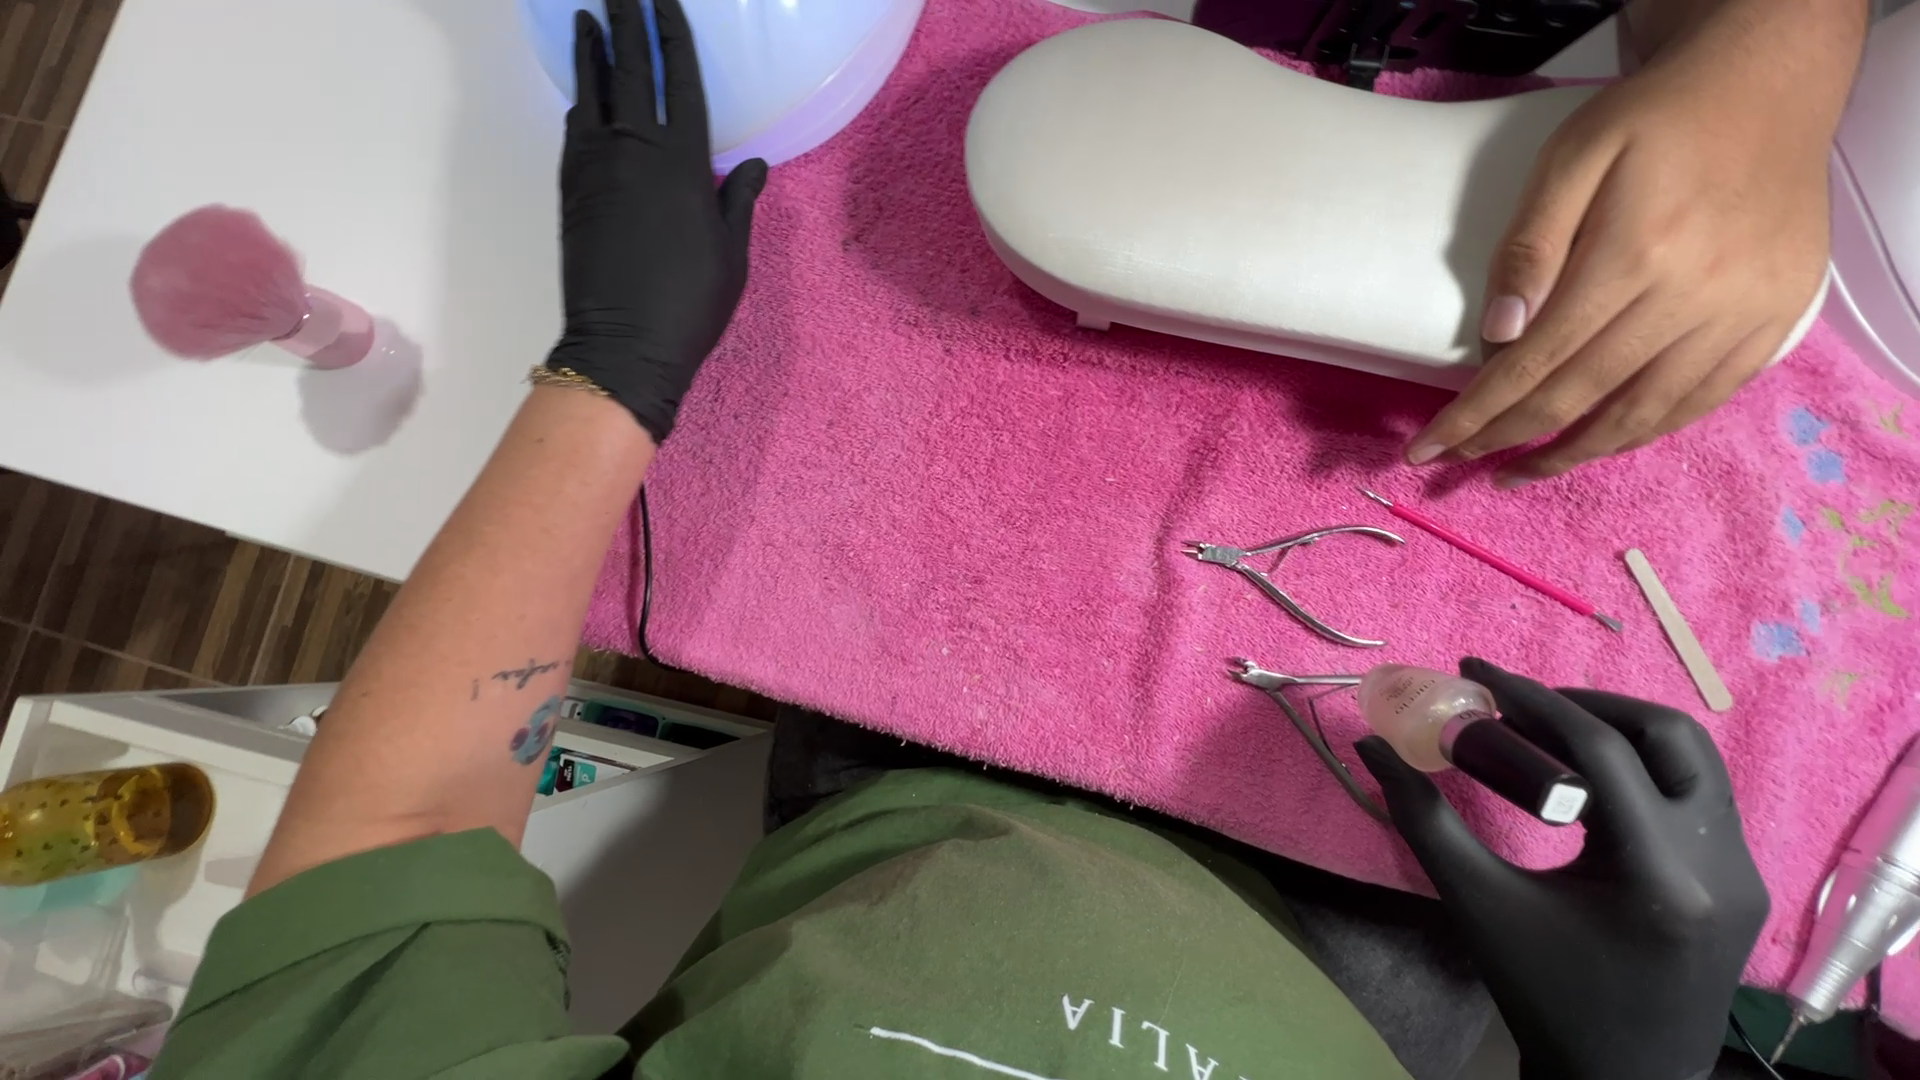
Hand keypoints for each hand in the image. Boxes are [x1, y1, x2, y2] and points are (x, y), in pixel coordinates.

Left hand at [545, 0, 766, 444]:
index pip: (678, 81)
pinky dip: (580, 99)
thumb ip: (738, 200)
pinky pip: (576, 126)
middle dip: (625, 20)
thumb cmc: (692, 303)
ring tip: (587, 18)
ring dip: (591, 49)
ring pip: (592, 90)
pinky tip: (582, 88)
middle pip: (629, 69)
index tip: (664, 0)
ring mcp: (597, 164)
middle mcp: (636, 149)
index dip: (671, 36)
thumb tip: (753, 161)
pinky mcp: (572, 186)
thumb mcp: (732, 256)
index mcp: (683, 163)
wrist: (625, 342)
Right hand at [1356, 659, 1768, 1079]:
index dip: (1531, 698)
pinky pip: (1697, 792)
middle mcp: (1720, 864)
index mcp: (1658, 874)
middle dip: (1584, 702)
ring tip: (1546, 727)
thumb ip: (1419, 816)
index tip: (1476, 671)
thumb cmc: (1540, 988)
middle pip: (1668, 737)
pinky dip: (1640, 762)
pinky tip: (1584, 775)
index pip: (1601, 750)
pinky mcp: (1740, 881)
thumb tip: (1369, 747)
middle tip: (1516, 701)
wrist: (1620, 1073)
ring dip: (1618, 727)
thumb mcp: (1472, 900)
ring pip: (1693, 759)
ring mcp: (1742, 873)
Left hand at [1404, 8, 1845, 486]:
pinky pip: (1700, 400)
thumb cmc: (1650, 122)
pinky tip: (1593, 445)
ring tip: (1512, 473)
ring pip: (1640, 416)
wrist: (1767, 83)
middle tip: (1453, 460)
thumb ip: (1529, 250)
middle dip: (1502, 439)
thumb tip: (1496, 333)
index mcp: (1633, 259)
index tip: (1424, 450)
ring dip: (1568, 456)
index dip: (1470, 416)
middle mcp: (1694, 297)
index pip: (1528, 366)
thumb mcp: (1569, 163)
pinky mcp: (1777, 318)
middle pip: (1574, 398)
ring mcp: (1745, 313)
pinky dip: (1639, 434)